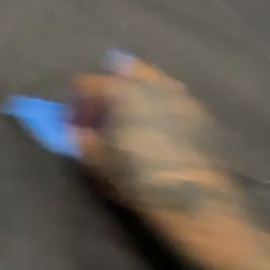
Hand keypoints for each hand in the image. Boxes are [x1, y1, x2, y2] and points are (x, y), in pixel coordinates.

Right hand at [71, 57, 241, 219]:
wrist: (192, 195)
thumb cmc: (136, 176)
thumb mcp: (97, 162)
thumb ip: (80, 140)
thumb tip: (74, 130)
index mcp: (120, 90)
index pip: (86, 83)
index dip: (73, 102)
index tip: (71, 122)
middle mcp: (150, 83)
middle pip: (119, 73)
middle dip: (104, 91)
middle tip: (99, 116)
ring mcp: (178, 93)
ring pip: (148, 80)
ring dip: (132, 94)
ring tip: (126, 120)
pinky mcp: (199, 110)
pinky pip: (169, 96)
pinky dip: (155, 104)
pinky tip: (153, 126)